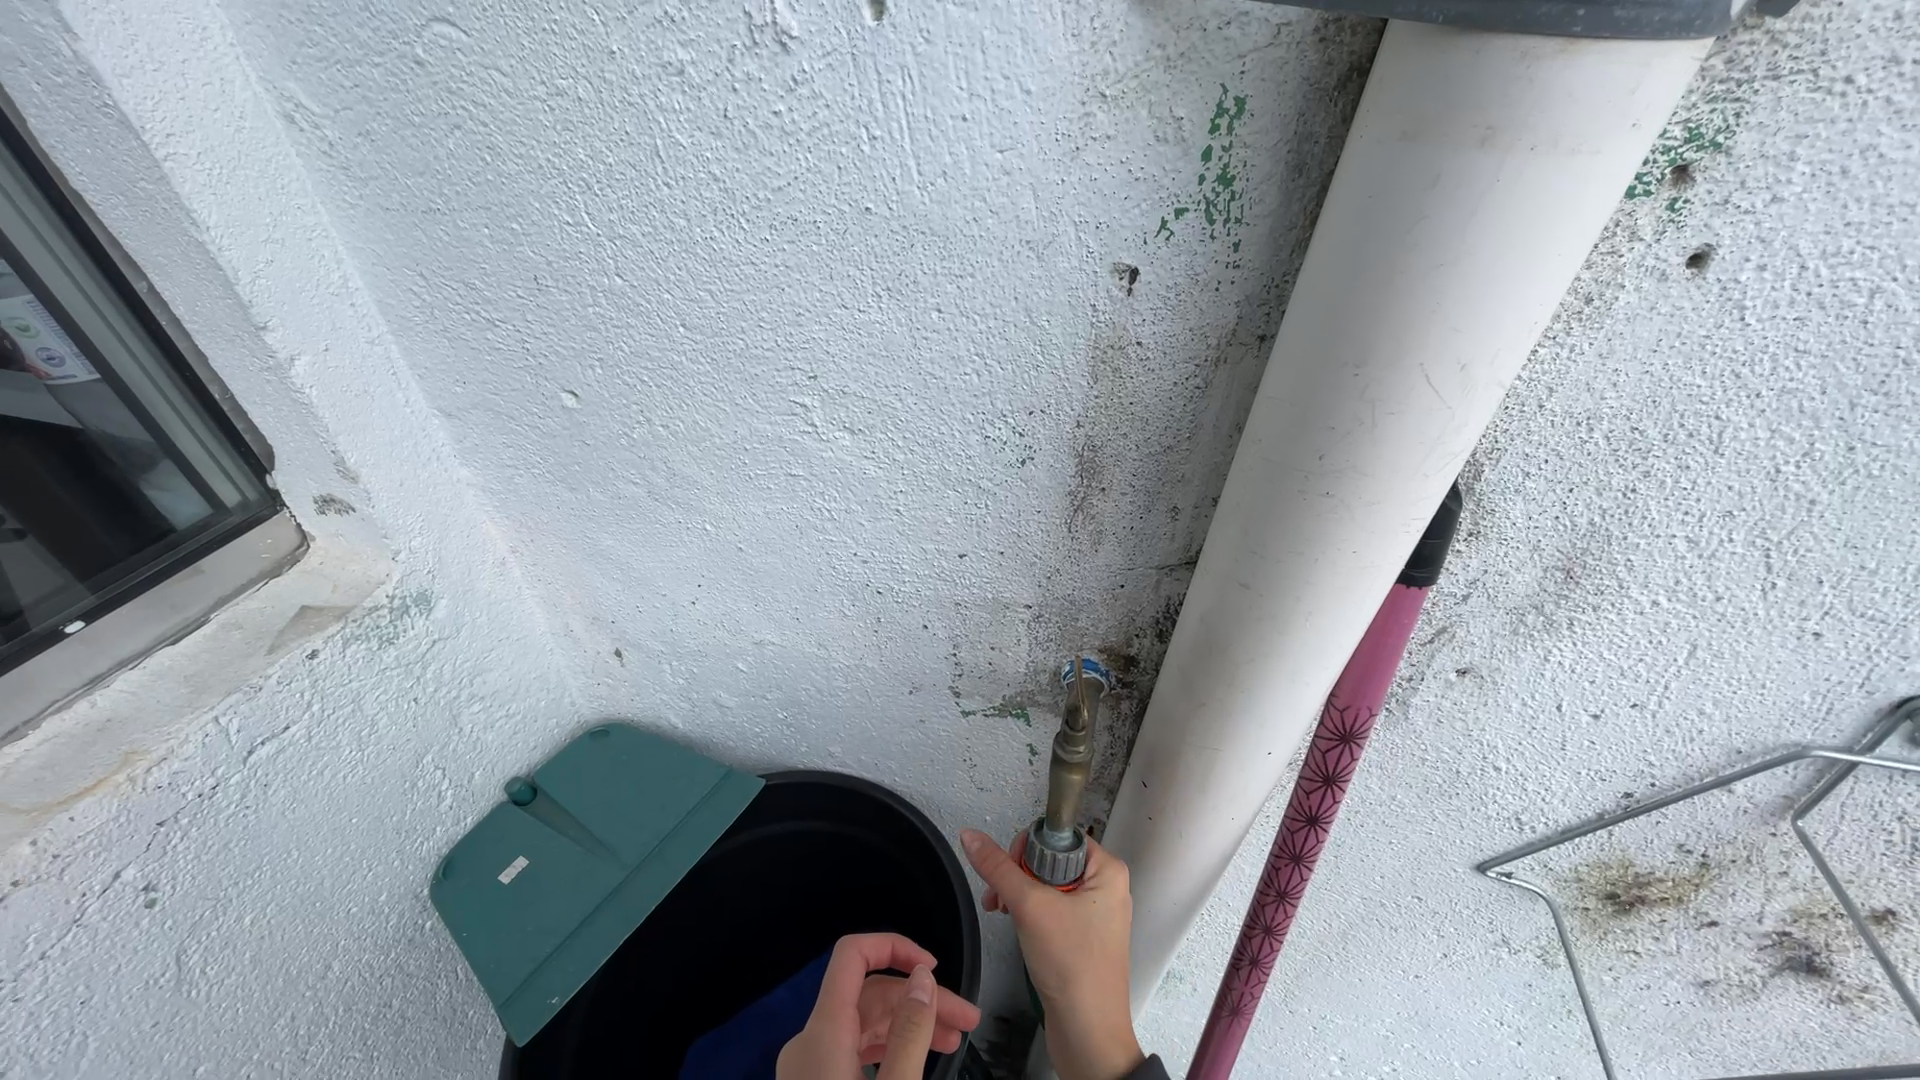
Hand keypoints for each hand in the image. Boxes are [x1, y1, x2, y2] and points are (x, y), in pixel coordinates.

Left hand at [777, 932, 981, 1079]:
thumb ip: (910, 1034)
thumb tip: (924, 978)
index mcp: (821, 1033)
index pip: (852, 954)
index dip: (894, 947)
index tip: (932, 967)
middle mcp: (808, 1042)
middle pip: (868, 994)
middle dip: (920, 999)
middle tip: (966, 1018)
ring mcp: (809, 1066)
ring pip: (865, 1024)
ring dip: (911, 1024)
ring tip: (955, 1038)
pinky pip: (855, 1049)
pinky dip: (890, 1046)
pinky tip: (922, 1054)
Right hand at [960, 828, 1144, 1079]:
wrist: (1087, 1031)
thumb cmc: (1073, 968)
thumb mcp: (1029, 906)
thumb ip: (998, 867)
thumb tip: (971, 837)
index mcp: (1107, 870)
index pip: (1057, 835)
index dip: (1027, 848)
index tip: (1008, 869)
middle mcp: (1105, 886)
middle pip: (1049, 858)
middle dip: (1017, 874)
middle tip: (1001, 896)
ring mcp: (1095, 912)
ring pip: (1046, 884)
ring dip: (1018, 894)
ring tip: (1002, 911)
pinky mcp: (1083, 935)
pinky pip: (1050, 907)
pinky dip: (1028, 912)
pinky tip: (1015, 925)